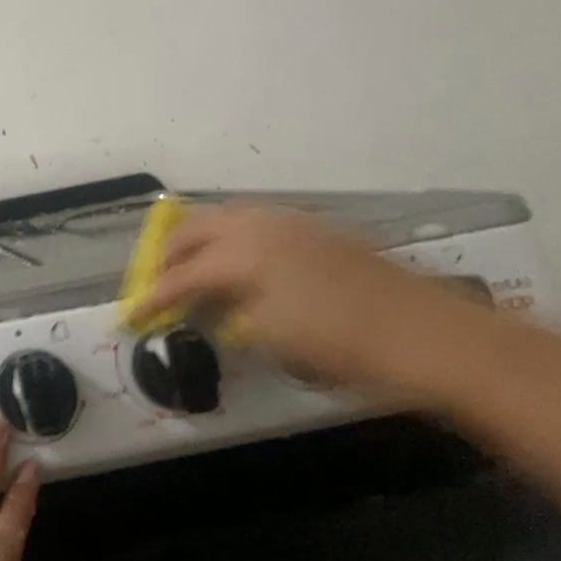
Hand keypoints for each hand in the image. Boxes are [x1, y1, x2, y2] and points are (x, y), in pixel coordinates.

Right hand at [137, 206, 490, 394]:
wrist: (427, 332)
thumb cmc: (342, 341)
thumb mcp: (272, 336)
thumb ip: (231, 315)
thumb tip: (213, 309)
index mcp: (240, 250)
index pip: (182, 274)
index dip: (154, 297)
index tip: (133, 315)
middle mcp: (258, 224)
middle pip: (195, 229)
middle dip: (170, 256)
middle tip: (158, 284)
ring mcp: (291, 221)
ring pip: (226, 219)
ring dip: (201, 241)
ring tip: (195, 269)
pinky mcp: (317, 228)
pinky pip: (255, 223)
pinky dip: (233, 239)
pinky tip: (242, 263)